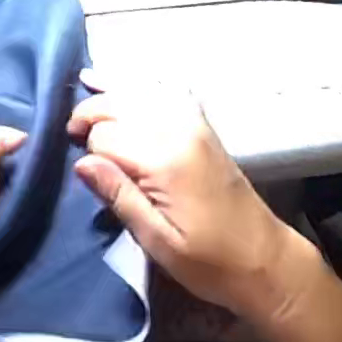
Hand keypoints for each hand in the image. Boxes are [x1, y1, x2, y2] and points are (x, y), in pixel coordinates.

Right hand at [69, 72, 320, 329]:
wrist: (266, 260)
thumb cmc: (209, 262)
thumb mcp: (158, 242)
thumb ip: (119, 196)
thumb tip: (81, 162)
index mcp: (165, 161)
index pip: (106, 136)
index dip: (89, 150)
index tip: (85, 170)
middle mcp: (178, 130)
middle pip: (120, 104)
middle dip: (92, 112)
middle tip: (74, 133)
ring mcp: (193, 122)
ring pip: (141, 90)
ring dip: (112, 89)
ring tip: (87, 84)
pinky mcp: (202, 124)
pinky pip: (167, 90)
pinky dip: (144, 82)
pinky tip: (127, 78)